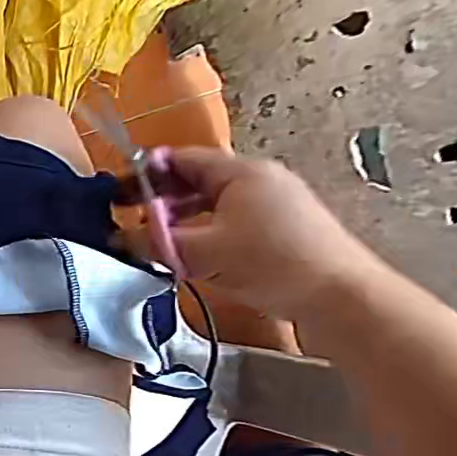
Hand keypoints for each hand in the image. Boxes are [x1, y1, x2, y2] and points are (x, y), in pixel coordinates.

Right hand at [124, 147, 390, 319]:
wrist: (338, 295)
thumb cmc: (270, 262)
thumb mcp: (202, 252)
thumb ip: (157, 242)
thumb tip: (120, 238)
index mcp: (240, 173)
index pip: (182, 159)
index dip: (147, 173)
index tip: (119, 192)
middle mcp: (258, 181)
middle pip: (197, 182)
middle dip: (161, 200)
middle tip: (130, 220)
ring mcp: (272, 205)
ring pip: (211, 205)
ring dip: (181, 221)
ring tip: (155, 242)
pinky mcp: (279, 230)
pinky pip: (228, 223)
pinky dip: (203, 234)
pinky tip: (190, 256)